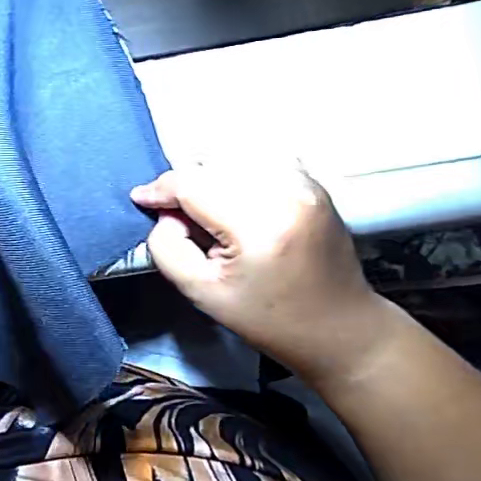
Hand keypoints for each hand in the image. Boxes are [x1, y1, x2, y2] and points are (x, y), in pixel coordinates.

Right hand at [130, 162, 396, 378]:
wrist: (339, 328)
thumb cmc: (269, 319)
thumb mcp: (203, 294)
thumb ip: (169, 249)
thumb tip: (167, 214)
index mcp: (258, 225)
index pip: (193, 184)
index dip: (160, 189)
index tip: (141, 199)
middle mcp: (285, 192)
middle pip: (212, 162)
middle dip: (184, 181)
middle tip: (172, 210)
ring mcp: (305, 183)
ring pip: (237, 152)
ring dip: (211, 171)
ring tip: (203, 202)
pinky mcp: (314, 182)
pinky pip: (263, 157)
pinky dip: (239, 168)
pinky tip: (233, 194)